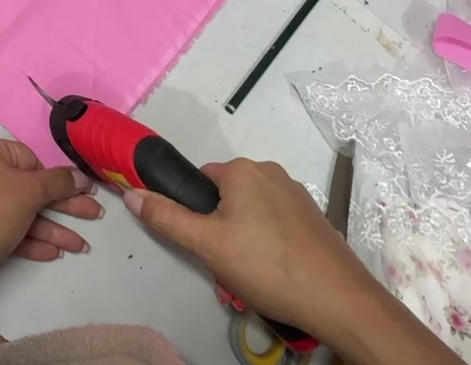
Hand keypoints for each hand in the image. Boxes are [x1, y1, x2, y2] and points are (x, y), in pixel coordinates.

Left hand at [0, 136, 103, 280]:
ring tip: (82, 246)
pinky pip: (14, 232)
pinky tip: (56, 252)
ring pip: (26, 214)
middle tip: (94, 215)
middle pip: (32, 189)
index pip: (31, 160)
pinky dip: (34, 241)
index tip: (79, 192)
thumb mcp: (29, 191)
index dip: (54, 178)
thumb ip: (58, 182)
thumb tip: (81, 176)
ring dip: (54, 229)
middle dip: (64, 206)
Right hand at [124, 158, 370, 336]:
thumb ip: (167, 218)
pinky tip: (276, 274)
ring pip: (252, 213)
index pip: (201, 180)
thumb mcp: (207, 245)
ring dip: (244, 239)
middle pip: (227, 198)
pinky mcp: (314, 218)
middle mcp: (269, 171)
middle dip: (221, 230)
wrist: (339, 301)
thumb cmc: (267, 266)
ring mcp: (297, 194)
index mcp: (242, 170)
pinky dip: (270, 245)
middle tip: (226, 266)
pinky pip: (277, 224)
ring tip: (251, 276)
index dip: (196, 212)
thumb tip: (131, 193)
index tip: (203, 243)